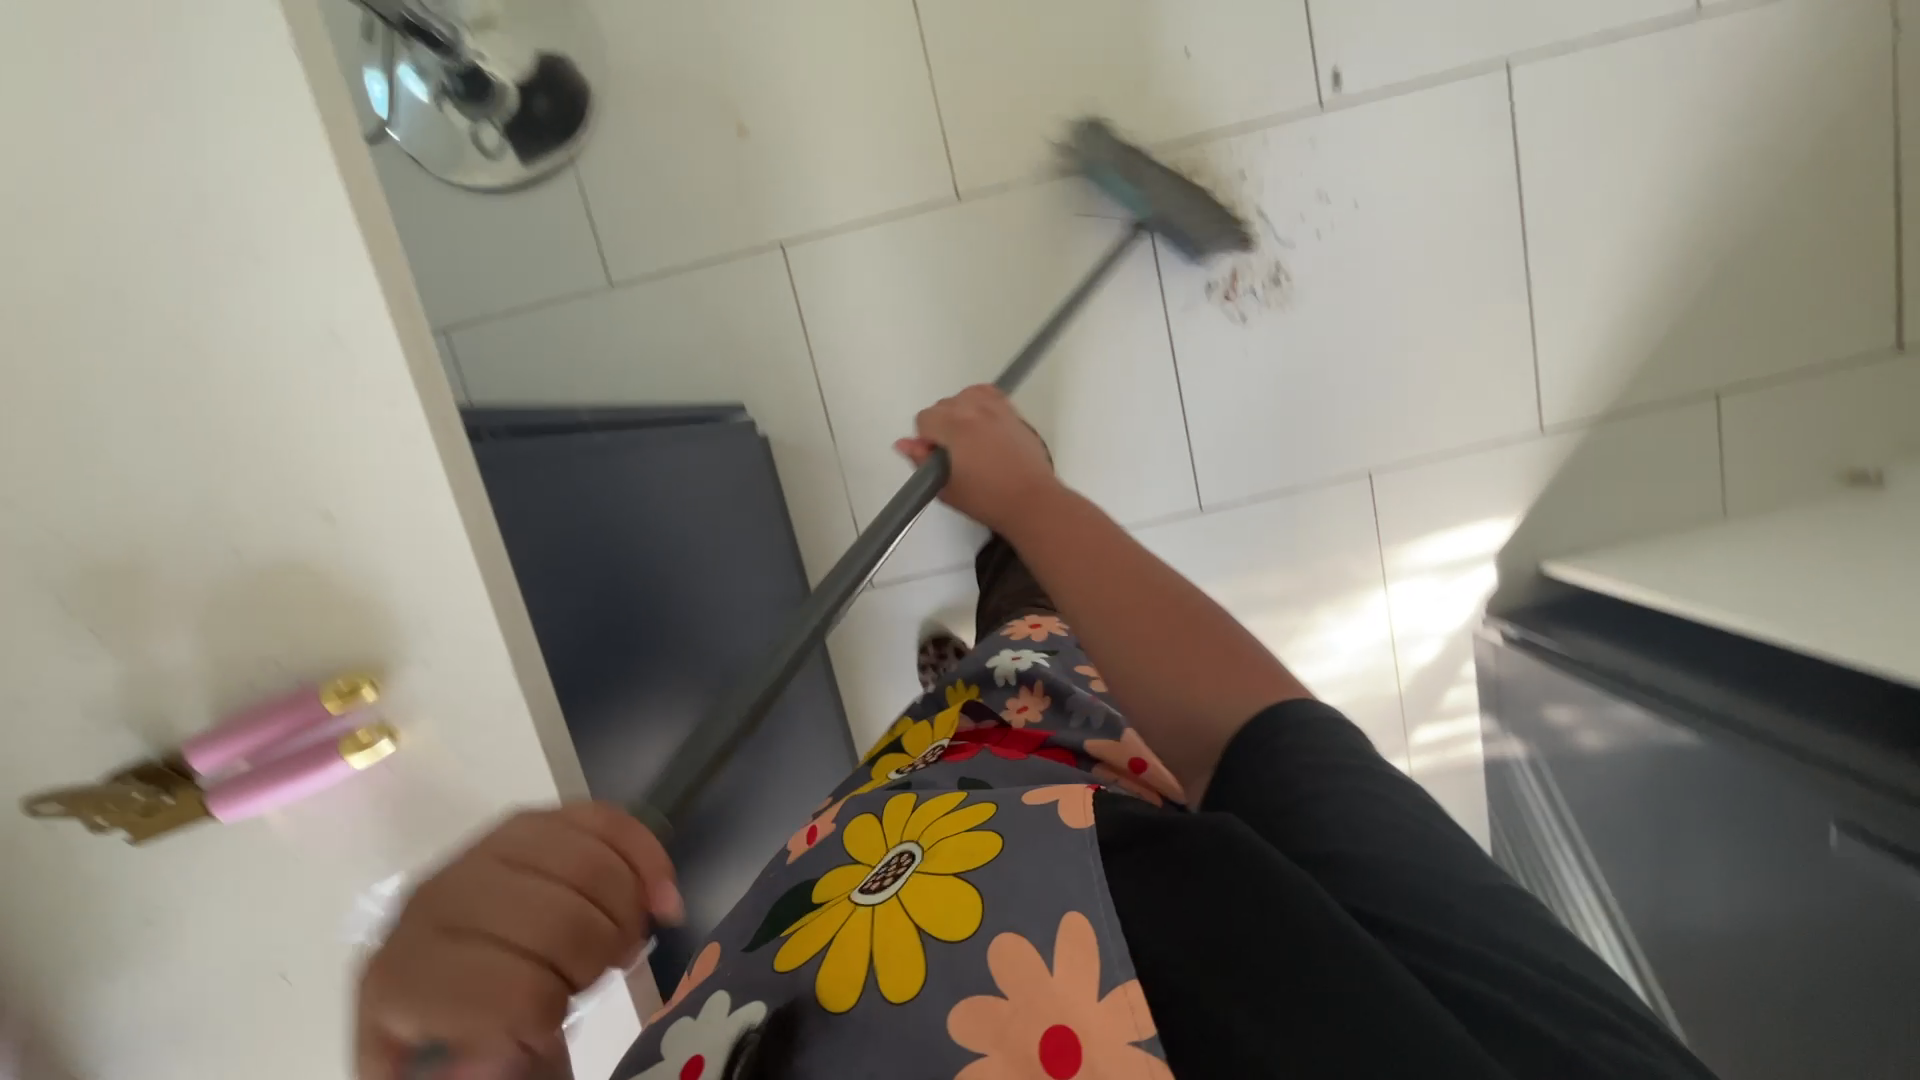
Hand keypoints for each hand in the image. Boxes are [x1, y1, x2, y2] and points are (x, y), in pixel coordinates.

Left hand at [355, 803, 681, 1079]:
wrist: (445, 987)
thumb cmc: (456, 1038)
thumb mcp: (456, 1073)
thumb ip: (478, 1070)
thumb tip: (519, 1049)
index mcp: (404, 979)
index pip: (511, 990)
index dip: (553, 1012)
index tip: (555, 1027)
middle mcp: (439, 901)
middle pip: (560, 919)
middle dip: (602, 953)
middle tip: (603, 977)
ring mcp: (486, 850)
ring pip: (590, 863)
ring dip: (628, 911)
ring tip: (621, 943)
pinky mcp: (531, 822)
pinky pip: (605, 821)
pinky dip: (647, 859)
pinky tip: (661, 896)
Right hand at [895, 385, 1063, 533]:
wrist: (1031, 501)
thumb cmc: (987, 499)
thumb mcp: (946, 487)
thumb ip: (922, 461)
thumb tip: (903, 444)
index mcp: (955, 427)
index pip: (924, 418)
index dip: (925, 440)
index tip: (938, 459)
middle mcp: (975, 409)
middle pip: (943, 405)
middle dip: (941, 426)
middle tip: (954, 456)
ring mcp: (997, 408)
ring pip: (964, 396)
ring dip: (960, 413)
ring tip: (969, 440)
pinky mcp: (1013, 412)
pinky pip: (988, 393)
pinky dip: (980, 403)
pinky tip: (983, 425)